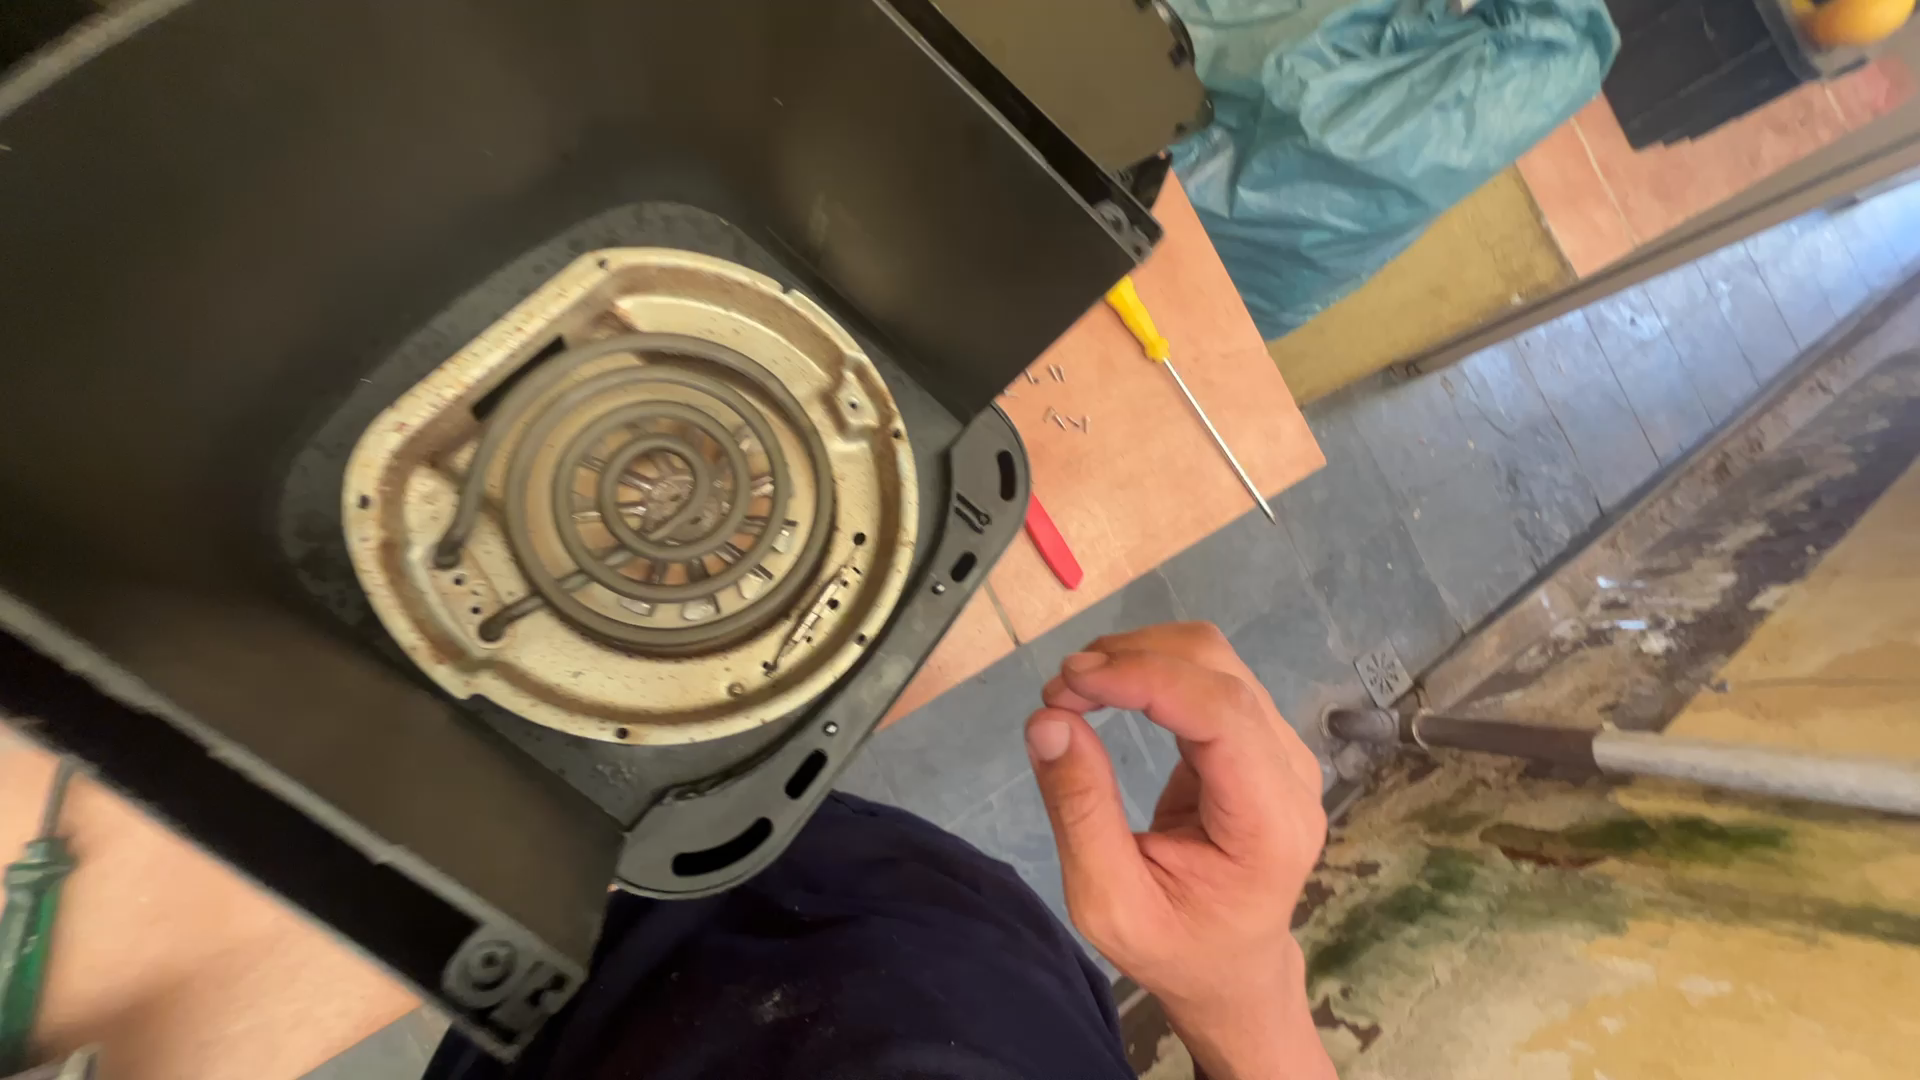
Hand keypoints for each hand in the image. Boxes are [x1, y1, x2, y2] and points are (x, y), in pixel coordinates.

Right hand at [1025, 622, 1333, 1079]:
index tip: (1068, 681)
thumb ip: (1080, 810)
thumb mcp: (1108, 903)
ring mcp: (1280, 749)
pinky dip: (1148, 667)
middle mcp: (1289, 772)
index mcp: (1268, 823)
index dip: (1144, 678)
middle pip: (1216, 669)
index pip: (1220, 712)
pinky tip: (1109, 689)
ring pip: (1211, 657)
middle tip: (1059, 692)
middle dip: (1130, 659)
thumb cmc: (1176, 949)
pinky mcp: (1257, 737)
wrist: (1233, 972)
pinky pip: (1205, 674)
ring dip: (1136, 655)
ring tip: (1076, 689)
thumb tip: (1047, 719)